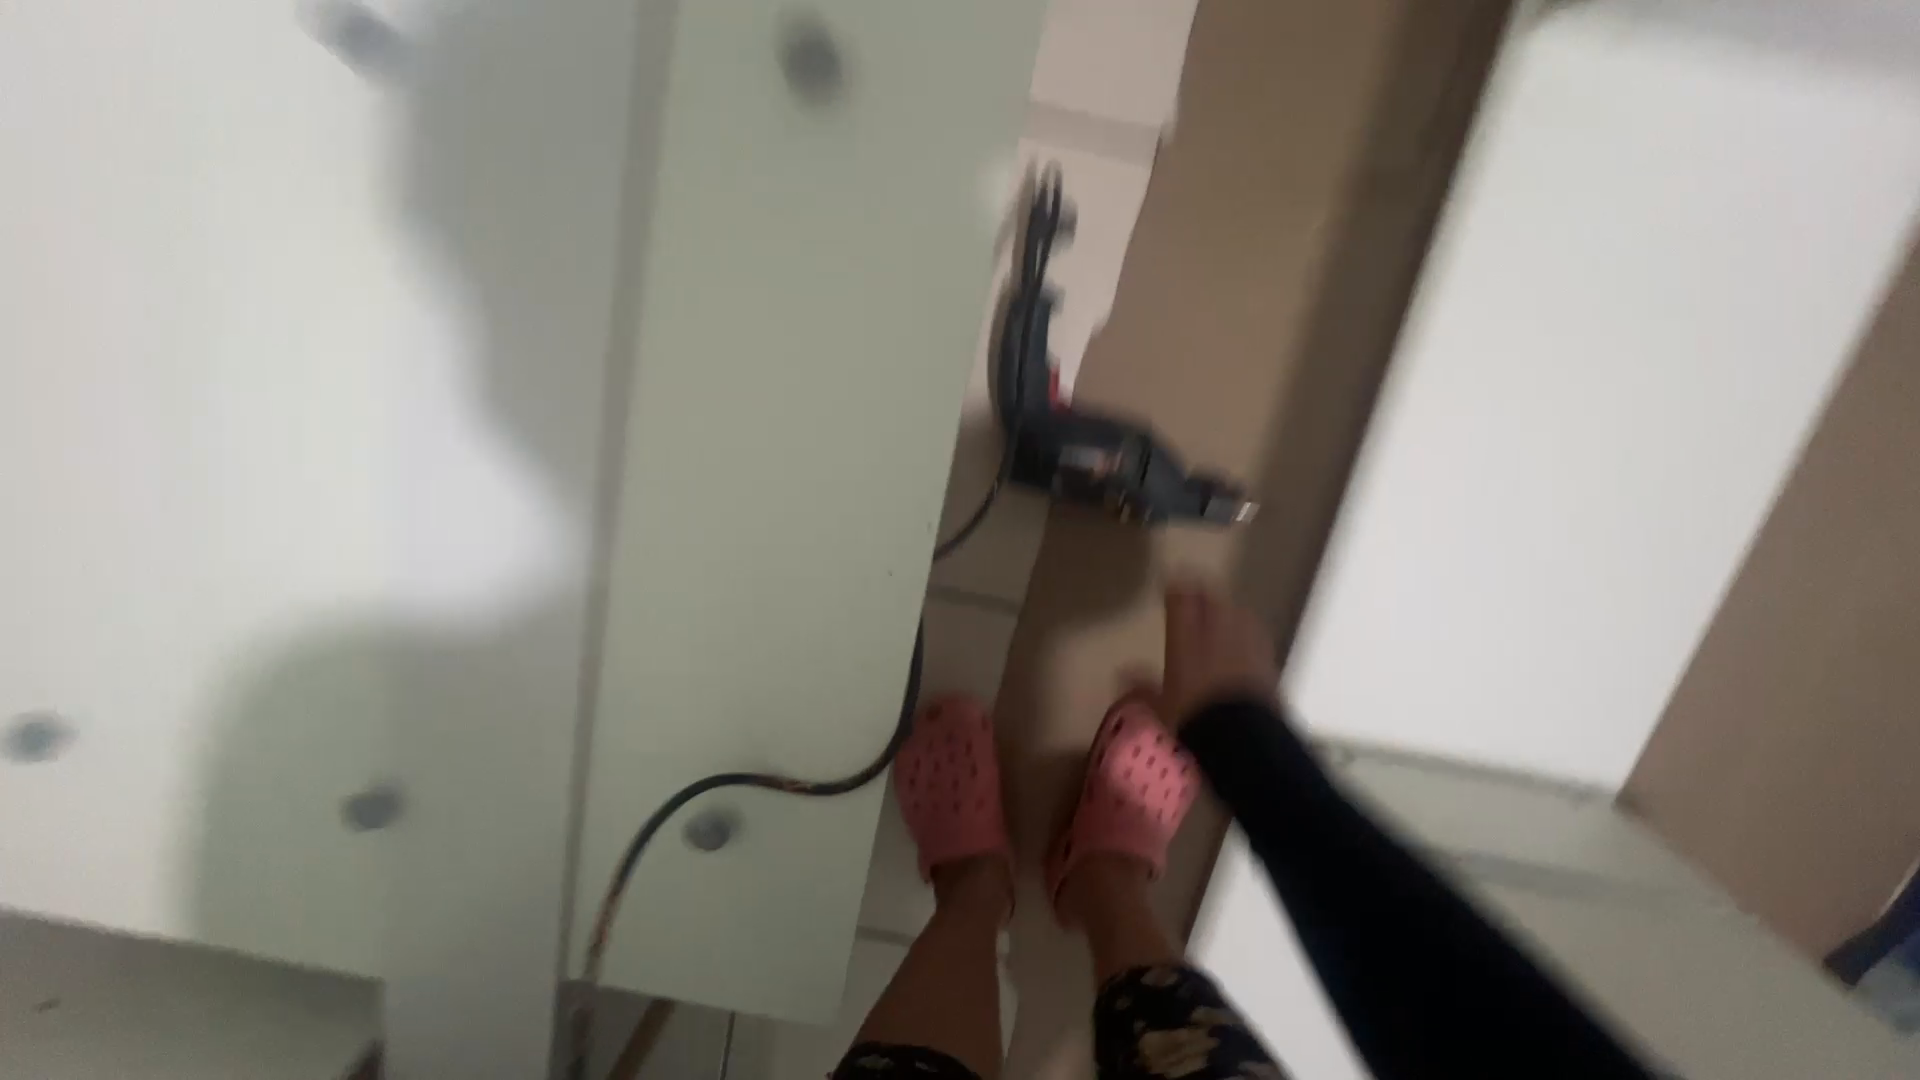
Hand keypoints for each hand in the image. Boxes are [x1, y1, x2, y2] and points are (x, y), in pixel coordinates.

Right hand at [1155, 578, 1278, 729]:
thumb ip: (1143, 685)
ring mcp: (1244, 641)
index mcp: (1184, 638)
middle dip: (1203, 593)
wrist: (1242, 734)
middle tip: (1196, 595)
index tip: (1171, 585)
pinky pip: (1256, 632)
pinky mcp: (1267, 656)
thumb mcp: (1161, 705)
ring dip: (1228, 608)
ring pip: (1236, 611)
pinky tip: (1245, 638)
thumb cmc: (1193, 716)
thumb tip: (1122, 672)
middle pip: (1211, 598)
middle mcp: (1215, 631)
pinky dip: (1248, 629)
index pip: (1180, 599)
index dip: (1176, 588)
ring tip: (1222, 613)